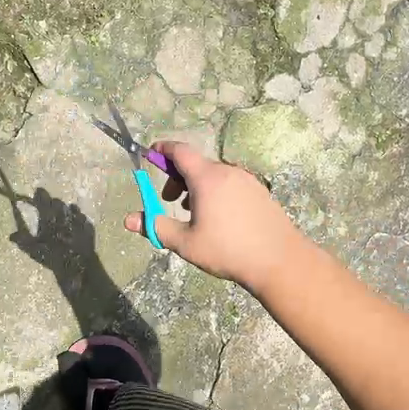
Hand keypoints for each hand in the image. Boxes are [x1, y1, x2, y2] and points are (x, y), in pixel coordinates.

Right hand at [122, 141, 307, 290]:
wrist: (278, 260)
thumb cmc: (227, 250)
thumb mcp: (185, 242)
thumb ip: (156, 227)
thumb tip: (129, 220)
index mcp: (207, 177)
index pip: (180, 151)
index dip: (162, 150)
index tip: (150, 154)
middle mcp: (228, 171)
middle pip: (196, 164)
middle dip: (177, 177)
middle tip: (168, 200)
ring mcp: (247, 180)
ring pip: (214, 175)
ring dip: (197, 187)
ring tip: (192, 212)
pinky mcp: (259, 191)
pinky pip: (230, 183)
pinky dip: (216, 192)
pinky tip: (218, 218)